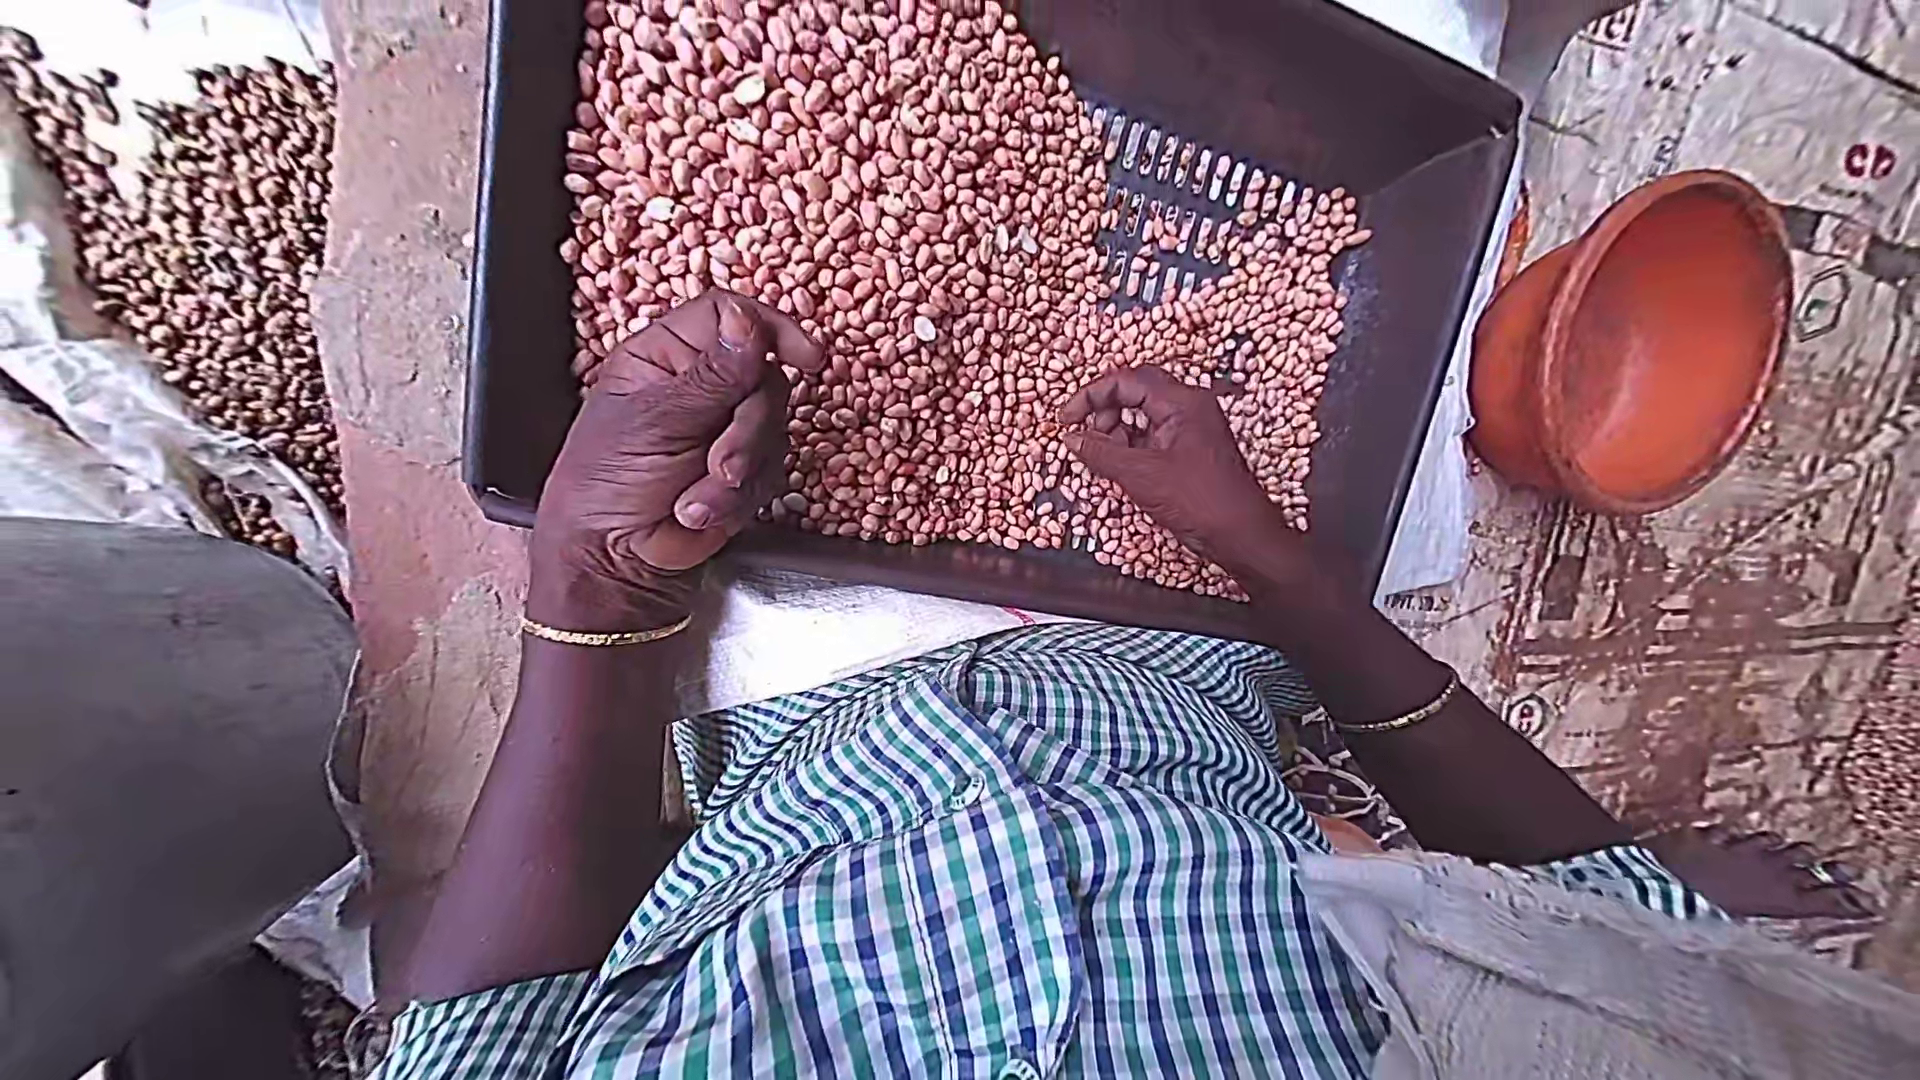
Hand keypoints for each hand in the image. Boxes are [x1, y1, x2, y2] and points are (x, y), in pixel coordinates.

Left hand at [530, 290, 824, 628]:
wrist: (615, 560)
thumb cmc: (606, 484)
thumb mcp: (655, 422)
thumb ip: (712, 377)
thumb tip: (749, 322)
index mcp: (667, 357)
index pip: (729, 316)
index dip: (770, 328)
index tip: (806, 355)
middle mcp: (704, 386)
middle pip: (765, 379)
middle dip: (748, 430)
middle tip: (722, 466)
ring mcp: (728, 428)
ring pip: (774, 429)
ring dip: (742, 472)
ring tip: (696, 503)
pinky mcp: (747, 469)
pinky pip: (772, 470)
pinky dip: (742, 497)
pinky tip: (703, 511)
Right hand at [1059, 365, 1310, 585]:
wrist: (1240, 533)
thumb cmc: (1198, 500)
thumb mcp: (1139, 474)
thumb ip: (1100, 451)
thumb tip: (1070, 438)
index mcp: (1182, 402)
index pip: (1127, 380)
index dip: (1090, 396)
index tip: (1067, 418)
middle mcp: (1188, 408)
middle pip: (1135, 392)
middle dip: (1103, 410)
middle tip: (1084, 434)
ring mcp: (1189, 430)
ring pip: (1142, 415)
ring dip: (1115, 429)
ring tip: (1100, 454)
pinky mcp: (1187, 451)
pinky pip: (1151, 436)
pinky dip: (1129, 446)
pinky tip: (1116, 465)